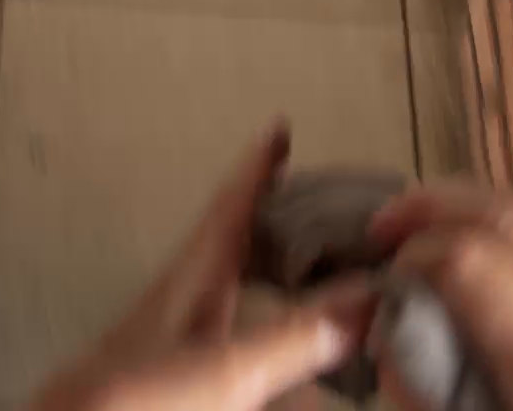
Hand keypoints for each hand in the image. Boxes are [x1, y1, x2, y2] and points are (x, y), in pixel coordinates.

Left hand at [33, 126, 376, 410]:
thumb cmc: (147, 391)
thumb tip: (365, 299)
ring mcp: (181, 322)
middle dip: (264, 204)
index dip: (258, 167)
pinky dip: (258, 310)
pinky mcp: (179, 356)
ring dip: (261, 251)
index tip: (279, 127)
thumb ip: (294, 338)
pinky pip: (228, 314)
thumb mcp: (229, 370)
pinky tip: (273, 329)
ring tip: (302, 250)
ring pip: (227, 269)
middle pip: (230, 229)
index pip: (233, 204)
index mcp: (197, 273)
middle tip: (305, 188)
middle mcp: (188, 286)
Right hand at [368, 184, 512, 410]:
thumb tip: (377, 312)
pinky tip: (483, 231)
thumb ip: (415, 377)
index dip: (413, 249)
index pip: (469, 258)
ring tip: (426, 219)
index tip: (387, 271)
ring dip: (471, 202)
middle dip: (431, 206)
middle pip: (505, 217)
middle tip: (387, 223)